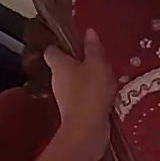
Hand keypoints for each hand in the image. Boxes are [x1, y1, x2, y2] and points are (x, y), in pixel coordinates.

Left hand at [45, 29, 114, 156]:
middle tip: (97, 57)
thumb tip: (89, 32)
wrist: (87, 128)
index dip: (61, 45)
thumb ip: (93, 48)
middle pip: (64, 66)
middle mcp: (57, 80)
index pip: (52, 50)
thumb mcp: (97, 64)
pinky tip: (107, 93)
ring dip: (87, 78)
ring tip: (107, 74)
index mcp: (58, 65)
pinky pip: (82, 96)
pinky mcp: (74, 110)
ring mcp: (64, 97)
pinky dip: (92, 93)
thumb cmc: (90, 91)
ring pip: (74, 82)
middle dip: (79, 61)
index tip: (75, 42)